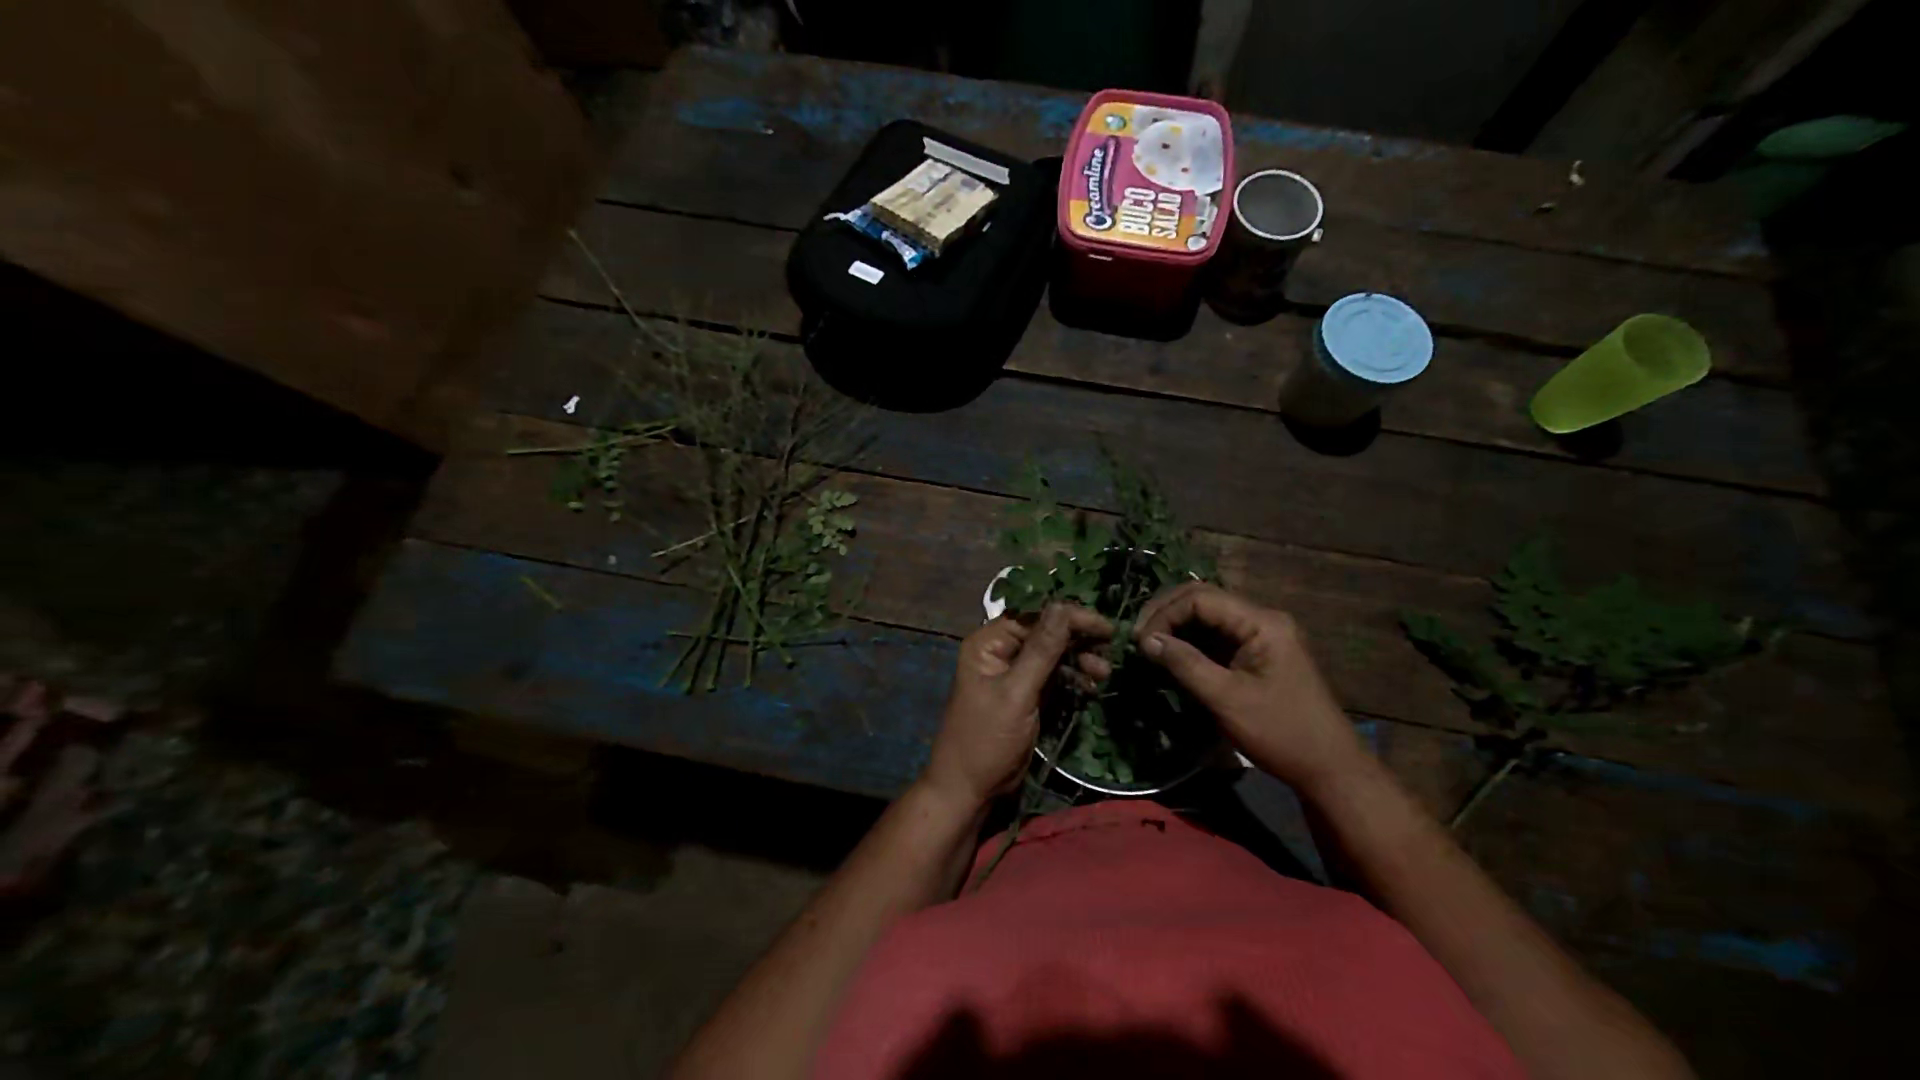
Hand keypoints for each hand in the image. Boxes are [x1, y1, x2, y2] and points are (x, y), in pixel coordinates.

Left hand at [924, 604, 1111, 806]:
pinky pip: (1055, 675)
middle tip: (1111, 645)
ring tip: (1104, 673)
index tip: (1103, 625)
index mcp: (988, 643)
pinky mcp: (1028, 694)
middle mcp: (1000, 651)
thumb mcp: (1016, 693)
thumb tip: (1063, 606)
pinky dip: (1075, 678)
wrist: (971, 788)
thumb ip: (1042, 650)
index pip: (1033, 614)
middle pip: (1046, 631)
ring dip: (1081, 659)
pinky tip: (1093, 686)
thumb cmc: (986, 739)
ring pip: (1054, 653)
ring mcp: (1014, 673)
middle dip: (1078, 637)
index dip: (1068, 615)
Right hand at [1135, 583, 1363, 789]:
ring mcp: (1260, 635)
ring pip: (1208, 616)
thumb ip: (1185, 664)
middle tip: (1138, 638)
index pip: (1201, 598)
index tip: (1140, 641)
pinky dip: (1190, 642)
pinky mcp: (1256, 653)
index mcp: (1262, 622)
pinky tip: (1171, 656)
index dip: (1165, 613)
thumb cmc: (1279, 732)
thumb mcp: (1226, 698)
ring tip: (1149, 646)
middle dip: (1166, 614)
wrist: (1328, 767)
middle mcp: (1262, 619)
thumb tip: (1146, 641)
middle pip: (1204, 599)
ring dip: (1176, 627)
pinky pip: (1216, 636)